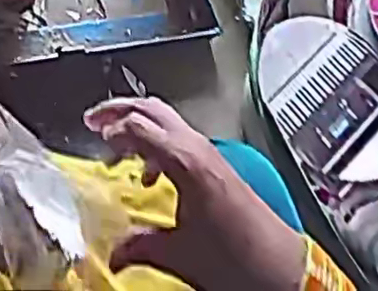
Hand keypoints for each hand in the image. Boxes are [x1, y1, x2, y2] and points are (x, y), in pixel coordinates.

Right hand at [86, 98, 308, 290]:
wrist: (284, 268)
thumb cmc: (241, 260)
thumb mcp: (182, 256)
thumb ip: (142, 248)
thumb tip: (113, 253)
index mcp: (185, 161)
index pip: (138, 126)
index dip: (112, 130)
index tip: (95, 140)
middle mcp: (195, 147)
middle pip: (149, 108)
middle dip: (118, 109)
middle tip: (94, 120)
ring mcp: (206, 150)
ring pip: (163, 116)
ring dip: (135, 121)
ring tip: (114, 139)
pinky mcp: (212, 161)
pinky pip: (175, 133)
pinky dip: (154, 138)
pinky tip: (148, 169)